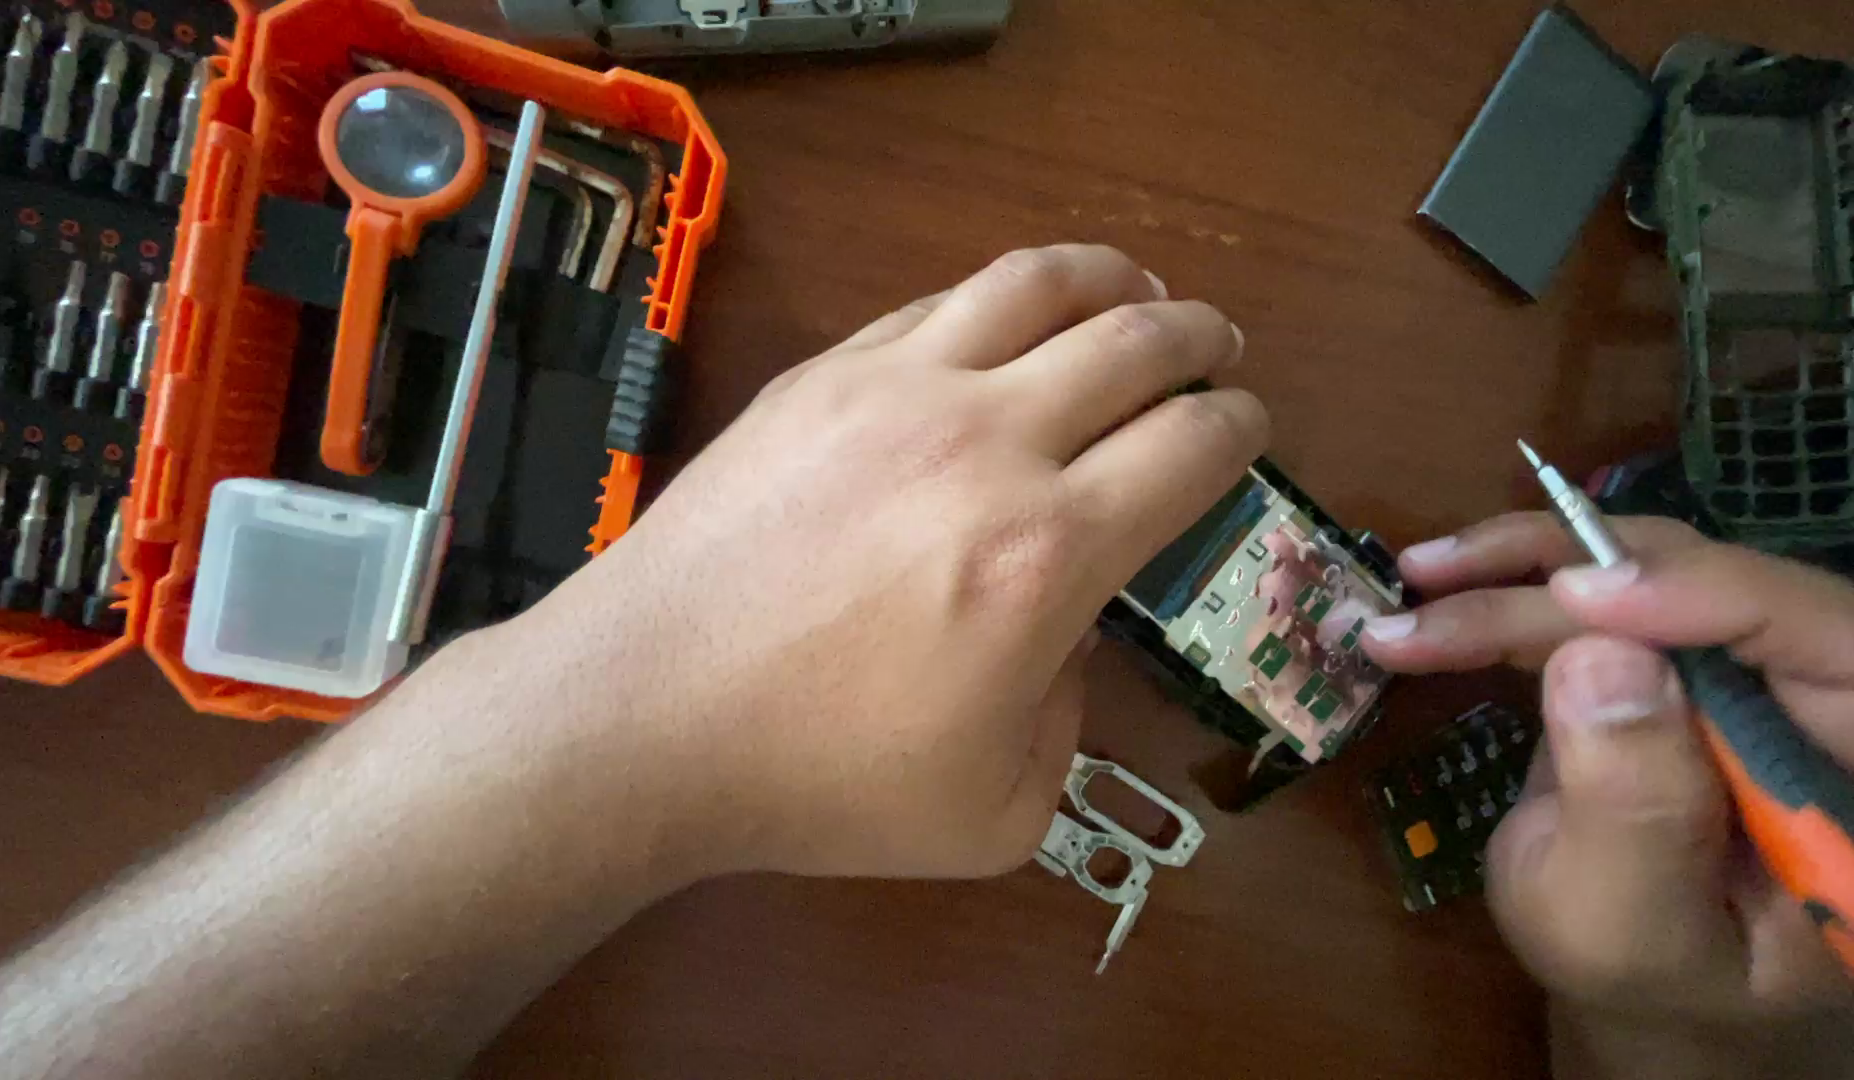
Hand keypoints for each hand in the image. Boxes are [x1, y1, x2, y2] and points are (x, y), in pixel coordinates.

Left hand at [521, 244, 1263, 879]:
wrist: (647, 710)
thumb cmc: (816, 778)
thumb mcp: (996, 809)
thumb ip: (1071, 718)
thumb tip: (1067, 631)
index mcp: (1047, 553)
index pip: (1191, 447)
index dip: (1237, 428)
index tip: (1244, 427)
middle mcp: (986, 442)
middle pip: (1134, 341)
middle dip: (1198, 337)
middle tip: (1214, 348)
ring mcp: (894, 389)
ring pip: (1035, 284)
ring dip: (1108, 278)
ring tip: (1132, 290)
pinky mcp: (820, 375)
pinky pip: (934, 305)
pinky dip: (997, 300)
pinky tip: (1002, 324)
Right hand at [1358, 516, 1853, 1031]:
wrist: (1636, 974)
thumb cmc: (1642, 971)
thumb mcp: (1627, 918)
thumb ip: (1632, 803)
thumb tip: (1596, 655)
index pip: (1834, 646)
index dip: (1710, 595)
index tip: (1568, 590)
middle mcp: (1818, 701)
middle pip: (1705, 585)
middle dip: (1553, 573)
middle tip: (1426, 587)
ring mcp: (1736, 673)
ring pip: (1636, 570)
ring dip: (1514, 565)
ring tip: (1416, 575)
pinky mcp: (1660, 663)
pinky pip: (1586, 599)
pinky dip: (1501, 591)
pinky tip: (1433, 598)